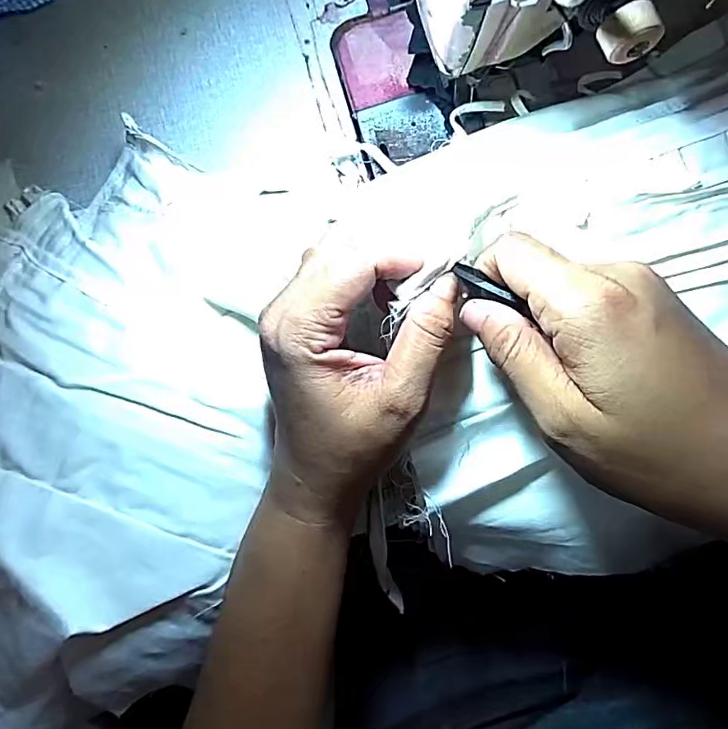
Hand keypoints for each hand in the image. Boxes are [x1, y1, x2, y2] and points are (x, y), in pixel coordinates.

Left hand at [257, 240, 459, 529]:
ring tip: (406, 289)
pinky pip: (322, 273)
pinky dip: (357, 273)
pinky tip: (381, 295)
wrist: (314, 476)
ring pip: (328, 255)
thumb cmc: (353, 448)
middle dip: (385, 256)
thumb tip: (447, 285)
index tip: (438, 273)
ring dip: (370, 262)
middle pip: (336, 252)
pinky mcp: (288, 318)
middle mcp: (279, 313)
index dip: (398, 258)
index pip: (350, 263)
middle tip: (426, 281)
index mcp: (297, 331)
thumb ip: (425, 339)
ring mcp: (279, 313)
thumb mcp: (401, 399)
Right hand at [459, 233, 727, 554]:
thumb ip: (513, 352)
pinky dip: (575, 316)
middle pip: (536, 260)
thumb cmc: (657, 456)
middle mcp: (619, 272)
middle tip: (529, 365)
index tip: (486, 330)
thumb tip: (473, 307)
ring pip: (562, 275)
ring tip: (569, 373)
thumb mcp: (565, 418)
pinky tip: (599, 365)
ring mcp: (646, 280)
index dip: (482, 280)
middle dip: (515, 302)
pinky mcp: (661, 296)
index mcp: (590, 298)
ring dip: (546, 313)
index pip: (509, 248)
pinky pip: (593, 288)